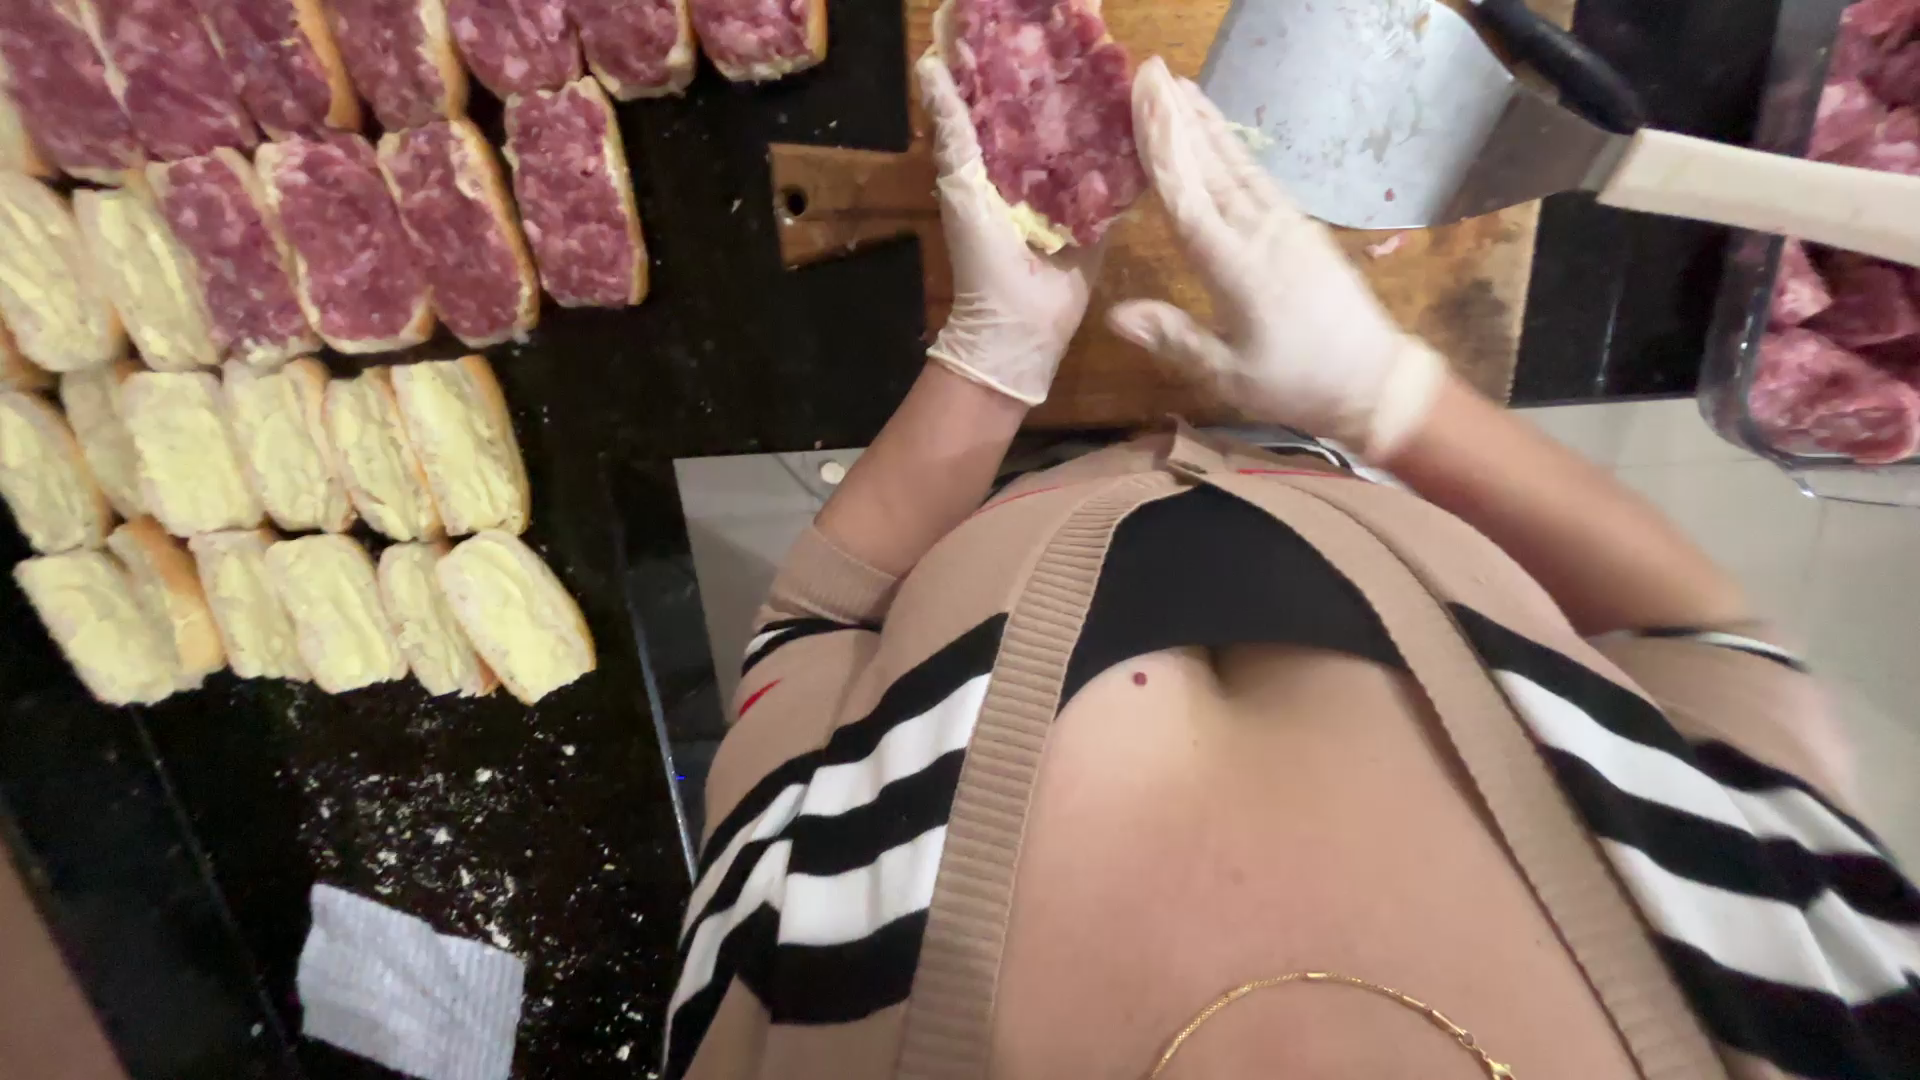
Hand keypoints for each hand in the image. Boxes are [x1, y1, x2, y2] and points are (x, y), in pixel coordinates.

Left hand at [915, 54, 1102, 405]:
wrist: (1018, 325)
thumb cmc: (981, 258)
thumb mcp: (960, 185)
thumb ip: (953, 131)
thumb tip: (930, 65)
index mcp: (998, 165)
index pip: (1015, 104)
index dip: (1026, 66)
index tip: (1046, 22)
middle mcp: (1036, 176)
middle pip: (1057, 120)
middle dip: (1073, 86)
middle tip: (1098, 39)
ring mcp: (1071, 199)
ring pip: (1090, 146)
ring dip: (1106, 115)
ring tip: (1127, 70)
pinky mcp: (1100, 222)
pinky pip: (1117, 183)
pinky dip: (1130, 157)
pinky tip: (1150, 122)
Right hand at [1107, 58, 1447, 457]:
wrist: (1371, 377)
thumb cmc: (1294, 383)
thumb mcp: (1227, 373)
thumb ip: (1174, 338)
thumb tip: (1113, 315)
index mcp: (1236, 266)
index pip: (1188, 196)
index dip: (1163, 146)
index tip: (1144, 97)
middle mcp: (1261, 231)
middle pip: (1211, 166)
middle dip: (1178, 118)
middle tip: (1150, 72)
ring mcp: (1285, 225)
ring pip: (1236, 165)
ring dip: (1204, 125)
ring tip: (1177, 89)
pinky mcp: (1299, 228)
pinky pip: (1257, 178)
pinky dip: (1231, 152)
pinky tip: (1218, 139)